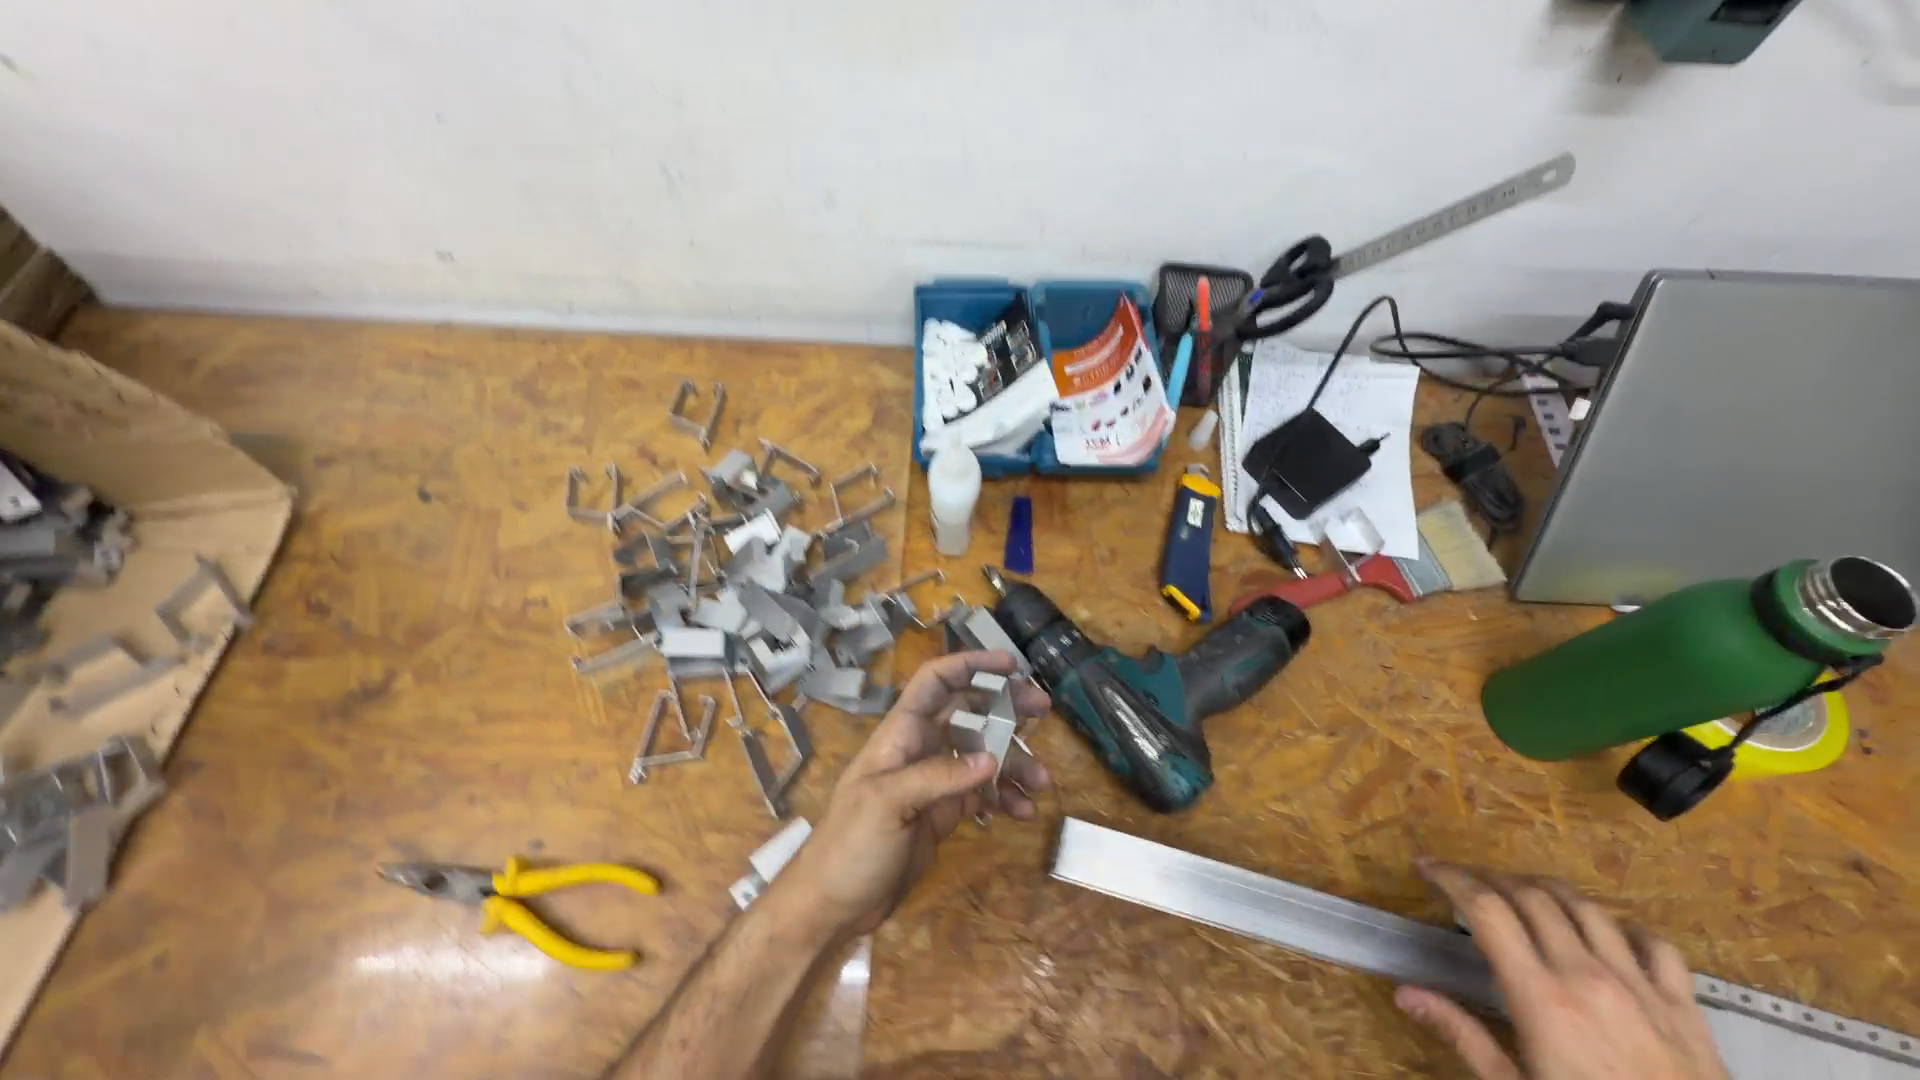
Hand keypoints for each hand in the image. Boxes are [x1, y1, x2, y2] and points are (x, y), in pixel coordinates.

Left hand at [775, 651, 1051, 936]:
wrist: (833, 904)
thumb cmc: (850, 845)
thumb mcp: (887, 803)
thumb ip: (939, 777)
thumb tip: (992, 759)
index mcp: (900, 735)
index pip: (935, 683)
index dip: (969, 665)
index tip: (1010, 665)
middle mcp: (919, 750)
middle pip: (968, 713)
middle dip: (1005, 708)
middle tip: (1043, 708)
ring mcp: (933, 783)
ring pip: (982, 756)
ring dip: (1013, 762)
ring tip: (1042, 781)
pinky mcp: (943, 814)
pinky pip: (981, 794)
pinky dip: (1004, 798)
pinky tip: (1023, 812)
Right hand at [1399, 861, 1727, 1079]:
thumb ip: (1463, 1036)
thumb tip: (1405, 993)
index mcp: (1540, 996)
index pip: (1486, 910)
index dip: (1451, 878)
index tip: (1427, 867)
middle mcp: (1587, 976)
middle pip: (1532, 897)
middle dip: (1491, 877)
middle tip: (1464, 879)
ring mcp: (1642, 989)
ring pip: (1589, 909)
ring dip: (1548, 889)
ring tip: (1522, 890)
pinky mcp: (1685, 1010)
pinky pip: (1658, 947)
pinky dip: (1626, 927)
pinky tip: (1608, 931)